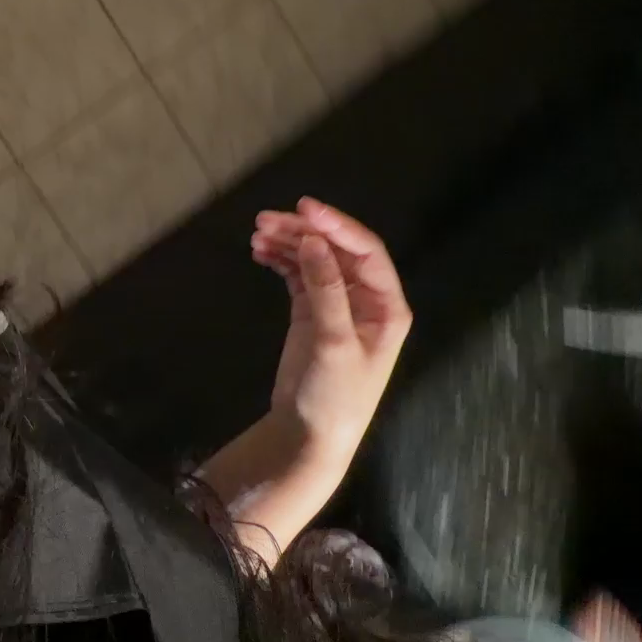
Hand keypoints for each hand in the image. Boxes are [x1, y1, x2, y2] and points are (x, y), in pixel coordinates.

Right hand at [250, 198, 410, 475]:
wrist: (309, 434)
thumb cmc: (334, 394)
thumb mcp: (334, 341)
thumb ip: (326, 288)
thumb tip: (313, 240)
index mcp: (386, 305)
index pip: (366, 251)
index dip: (337, 226)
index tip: (303, 207)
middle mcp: (364, 299)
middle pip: (335, 250)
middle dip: (302, 231)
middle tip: (263, 220)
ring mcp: (336, 303)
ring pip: (313, 258)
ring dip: (287, 242)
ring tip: (256, 234)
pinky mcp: (311, 311)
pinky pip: (297, 273)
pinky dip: (280, 259)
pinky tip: (260, 252)